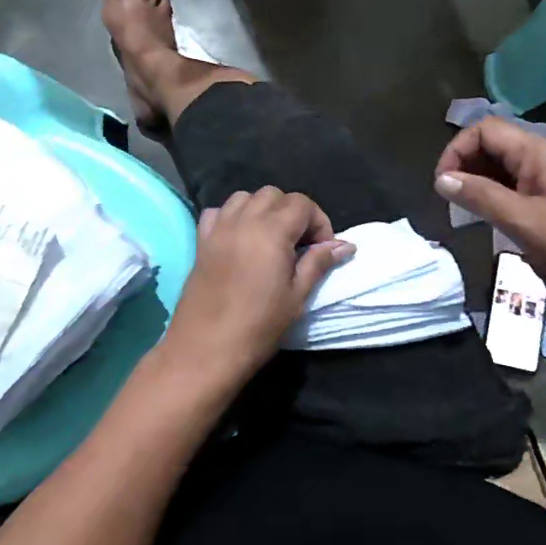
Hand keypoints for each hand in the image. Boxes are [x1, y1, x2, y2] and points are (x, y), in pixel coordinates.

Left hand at [164, 188, 354, 377]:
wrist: (205, 349)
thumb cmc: (258, 327)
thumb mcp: (296, 297)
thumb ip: (318, 263)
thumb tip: (345, 245)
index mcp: (271, 231)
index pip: (302, 204)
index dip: (319, 222)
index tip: (322, 250)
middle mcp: (243, 220)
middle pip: (274, 195)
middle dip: (293, 212)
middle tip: (300, 245)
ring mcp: (218, 229)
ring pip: (245, 197)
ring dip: (263, 210)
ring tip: (271, 240)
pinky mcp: (200, 242)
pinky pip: (218, 212)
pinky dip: (233, 216)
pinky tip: (240, 239)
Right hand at [434, 119, 545, 294]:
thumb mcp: (519, 219)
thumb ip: (478, 196)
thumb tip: (441, 180)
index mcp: (538, 149)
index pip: (484, 129)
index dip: (456, 150)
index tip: (443, 184)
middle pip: (494, 143)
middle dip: (466, 165)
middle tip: (452, 199)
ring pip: (505, 163)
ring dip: (480, 180)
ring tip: (468, 210)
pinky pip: (519, 179)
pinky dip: (498, 191)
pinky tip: (493, 215)